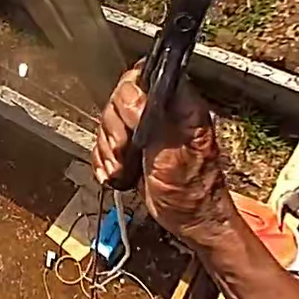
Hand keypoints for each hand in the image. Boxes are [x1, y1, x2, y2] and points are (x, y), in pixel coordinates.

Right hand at [92, 68, 239, 250]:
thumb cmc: (194, 194)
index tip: (133, 123)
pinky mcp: (132, 146)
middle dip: (115, 129)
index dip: (130, 96)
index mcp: (179, 107)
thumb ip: (157, 122)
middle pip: (119, 99)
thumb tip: (139, 93)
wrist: (191, 222)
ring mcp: (145, 129)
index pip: (145, 76)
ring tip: (123, 168)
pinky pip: (104, 143)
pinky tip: (117, 173)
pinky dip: (105, 160)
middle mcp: (161, 112)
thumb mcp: (175, 158)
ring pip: (108, 121)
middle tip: (126, 151)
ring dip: (109, 149)